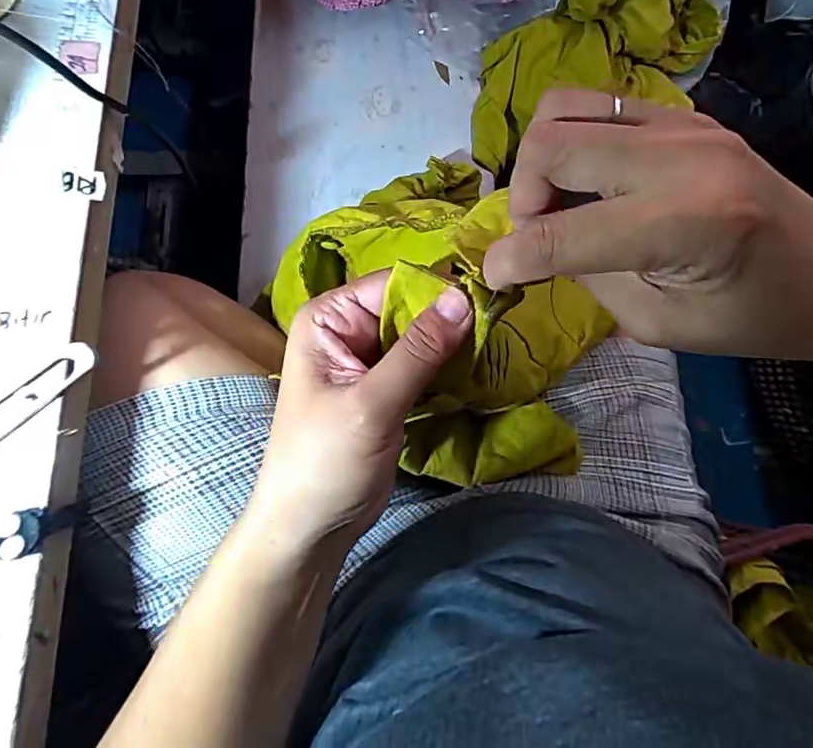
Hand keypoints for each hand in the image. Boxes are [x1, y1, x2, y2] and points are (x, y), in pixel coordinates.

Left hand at [243, 272, 471, 556]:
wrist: (310, 527)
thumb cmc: (325, 461)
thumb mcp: (371, 404)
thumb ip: (418, 352)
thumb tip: (462, 298)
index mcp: (328, 318)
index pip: (389, 284)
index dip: (435, 289)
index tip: (487, 297)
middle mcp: (346, 329)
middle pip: (407, 307)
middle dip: (449, 317)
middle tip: (501, 323)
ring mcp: (367, 359)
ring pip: (420, 335)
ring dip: (454, 343)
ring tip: (499, 344)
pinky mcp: (386, 387)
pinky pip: (423, 364)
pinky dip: (448, 367)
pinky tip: (481, 369)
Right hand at [481, 88, 812, 361]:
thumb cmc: (754, 314)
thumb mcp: (658, 323)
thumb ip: (585, 277)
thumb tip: (530, 247)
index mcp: (686, 223)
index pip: (563, 233)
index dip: (512, 257)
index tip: (495, 275)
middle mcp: (680, 156)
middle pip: (549, 146)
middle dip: (522, 197)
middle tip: (539, 233)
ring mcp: (681, 123)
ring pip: (560, 108)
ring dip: (540, 159)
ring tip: (558, 198)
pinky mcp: (679, 113)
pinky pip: (592, 103)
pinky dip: (568, 138)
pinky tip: (587, 177)